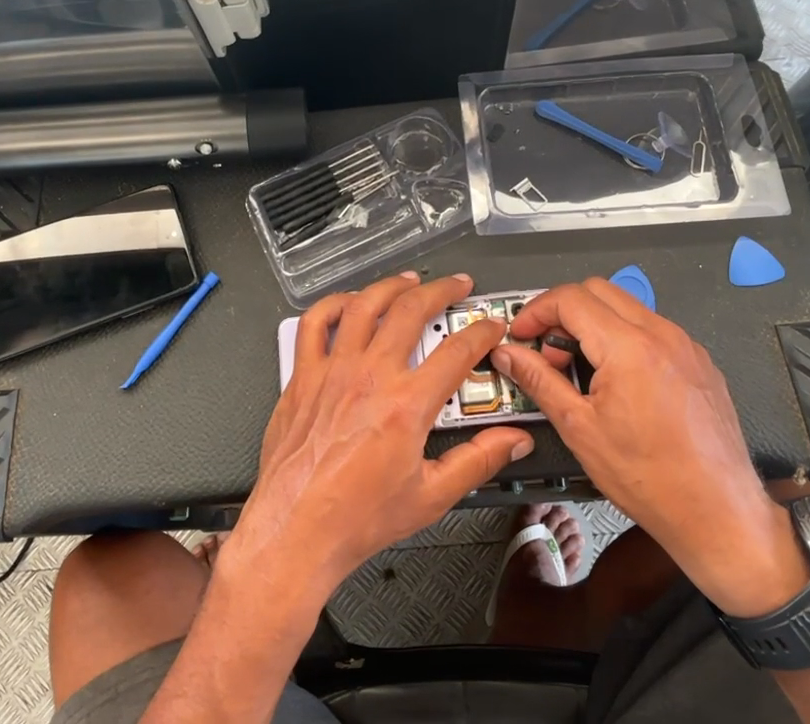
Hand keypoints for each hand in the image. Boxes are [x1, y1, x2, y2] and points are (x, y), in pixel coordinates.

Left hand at [230, 272, 535, 596]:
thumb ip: (478, 461)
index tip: (490, 327)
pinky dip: (333, 305)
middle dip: (442, 292)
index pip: (458, 352)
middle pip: (412, 311)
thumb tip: (511, 442)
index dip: (482, 333)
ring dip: (391, 286)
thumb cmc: (355, 517)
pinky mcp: (303, 377)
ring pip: (365, 306)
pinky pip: (316, 325)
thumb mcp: (431, 496)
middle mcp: (370, 377)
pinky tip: (348, 302)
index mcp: (407, 405)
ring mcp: (333, 371)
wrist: (297, 529)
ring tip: (409, 281)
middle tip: (456, 286)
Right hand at [491, 279, 809, 616]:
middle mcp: (662, 334)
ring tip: (579, 369)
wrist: (718, 513)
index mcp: (629, 347)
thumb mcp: (579, 428)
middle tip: (547, 351)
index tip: (520, 335)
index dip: (535, 311)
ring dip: (594, 323)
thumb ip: (539, 381)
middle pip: (598, 290)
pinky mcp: (700, 363)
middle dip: (563, 312)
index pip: (570, 299)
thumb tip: (508, 354)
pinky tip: (616, 381)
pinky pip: (653, 330)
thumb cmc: (648, 477)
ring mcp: (686, 346)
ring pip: (628, 307)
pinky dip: (624, 338)